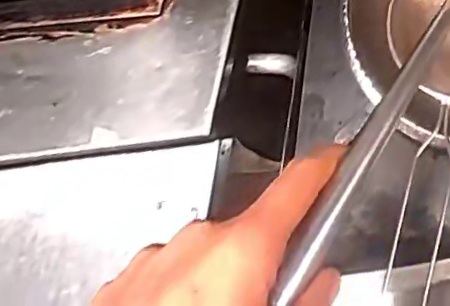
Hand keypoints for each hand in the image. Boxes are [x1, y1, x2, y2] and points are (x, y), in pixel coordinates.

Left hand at [92, 144, 344, 305]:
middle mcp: (196, 241)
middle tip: (264, 302)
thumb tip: (321, 282)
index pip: (301, 178)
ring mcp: (148, 264)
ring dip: (214, 283)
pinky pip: (161, 279)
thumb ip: (306, 301)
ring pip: (204, 256)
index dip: (328, 164)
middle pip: (252, 229)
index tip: (339, 159)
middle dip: (262, 261)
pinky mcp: (110, 291)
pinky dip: (174, 299)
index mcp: (243, 247)